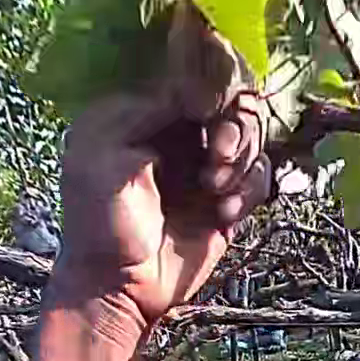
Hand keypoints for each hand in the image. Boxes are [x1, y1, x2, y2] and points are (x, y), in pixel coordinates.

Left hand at [51, 89, 271, 336]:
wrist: (116, 288)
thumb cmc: (99, 221)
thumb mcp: (105, 149)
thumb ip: (151, 105)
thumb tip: (205, 87)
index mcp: (148, 112)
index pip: (197, 72)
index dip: (215, 83)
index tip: (210, 110)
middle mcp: (181, 136)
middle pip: (234, 101)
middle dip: (235, 124)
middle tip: (217, 153)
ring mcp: (206, 171)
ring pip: (252, 138)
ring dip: (242, 159)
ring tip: (214, 188)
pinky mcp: (226, 206)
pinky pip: (259, 179)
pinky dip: (250, 189)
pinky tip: (224, 212)